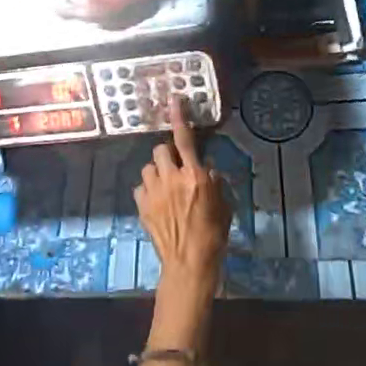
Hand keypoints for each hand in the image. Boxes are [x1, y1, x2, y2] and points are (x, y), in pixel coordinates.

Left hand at [136, 100, 229, 340]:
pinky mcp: (142, 206)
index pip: (185, 139)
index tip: (174, 101)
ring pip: (148, 167)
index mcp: (195, 176)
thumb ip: (214, 182)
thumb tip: (206, 170)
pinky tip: (157, 201)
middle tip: (176, 166)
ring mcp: (154, 192)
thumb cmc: (213, 234)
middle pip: (161, 150)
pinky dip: (148, 190)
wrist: (189, 263)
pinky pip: (140, 187)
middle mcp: (171, 178)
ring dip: (156, 172)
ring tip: (166, 185)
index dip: (179, 117)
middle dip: (168, 154)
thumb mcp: (224, 205)